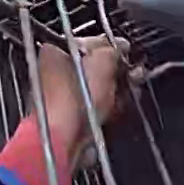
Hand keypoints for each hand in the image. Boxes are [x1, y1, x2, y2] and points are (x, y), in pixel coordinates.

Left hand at [35, 35, 121, 171]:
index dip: (111, 48)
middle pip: (93, 68)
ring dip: (115, 92)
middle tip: (131, 76)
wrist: (62, 141)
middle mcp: (52, 73)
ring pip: (96, 91)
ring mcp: (60, 98)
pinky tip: (116, 111)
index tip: (126, 54)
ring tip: (126, 95)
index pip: (89, 43)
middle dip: (116, 73)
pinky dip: (107, 111)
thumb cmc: (73, 98)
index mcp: (54, 52)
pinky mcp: (69, 120)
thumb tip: (120, 45)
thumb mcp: (102, 62)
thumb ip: (113, 49)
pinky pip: (93, 110)